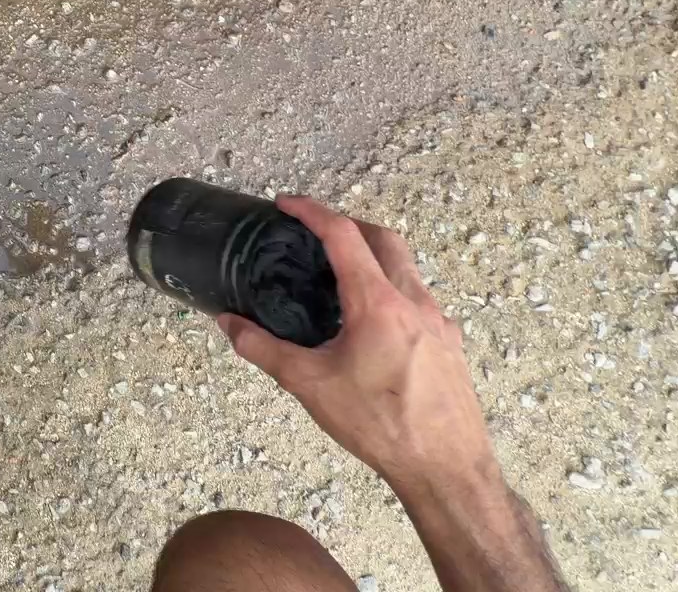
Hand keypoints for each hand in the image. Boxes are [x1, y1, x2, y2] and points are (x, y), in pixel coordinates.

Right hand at [217, 196, 500, 497]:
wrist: (450, 474)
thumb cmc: (380, 424)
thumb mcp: (306, 382)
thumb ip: (260, 347)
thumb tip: (227, 322)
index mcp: (378, 304)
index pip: (344, 235)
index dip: (311, 211)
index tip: (285, 203)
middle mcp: (414, 304)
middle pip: (384, 238)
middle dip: (345, 223)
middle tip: (311, 229)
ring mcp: (439, 324)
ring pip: (405, 266)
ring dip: (369, 252)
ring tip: (333, 268)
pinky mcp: (449, 345)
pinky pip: (416, 295)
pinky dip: (387, 283)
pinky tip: (363, 313)